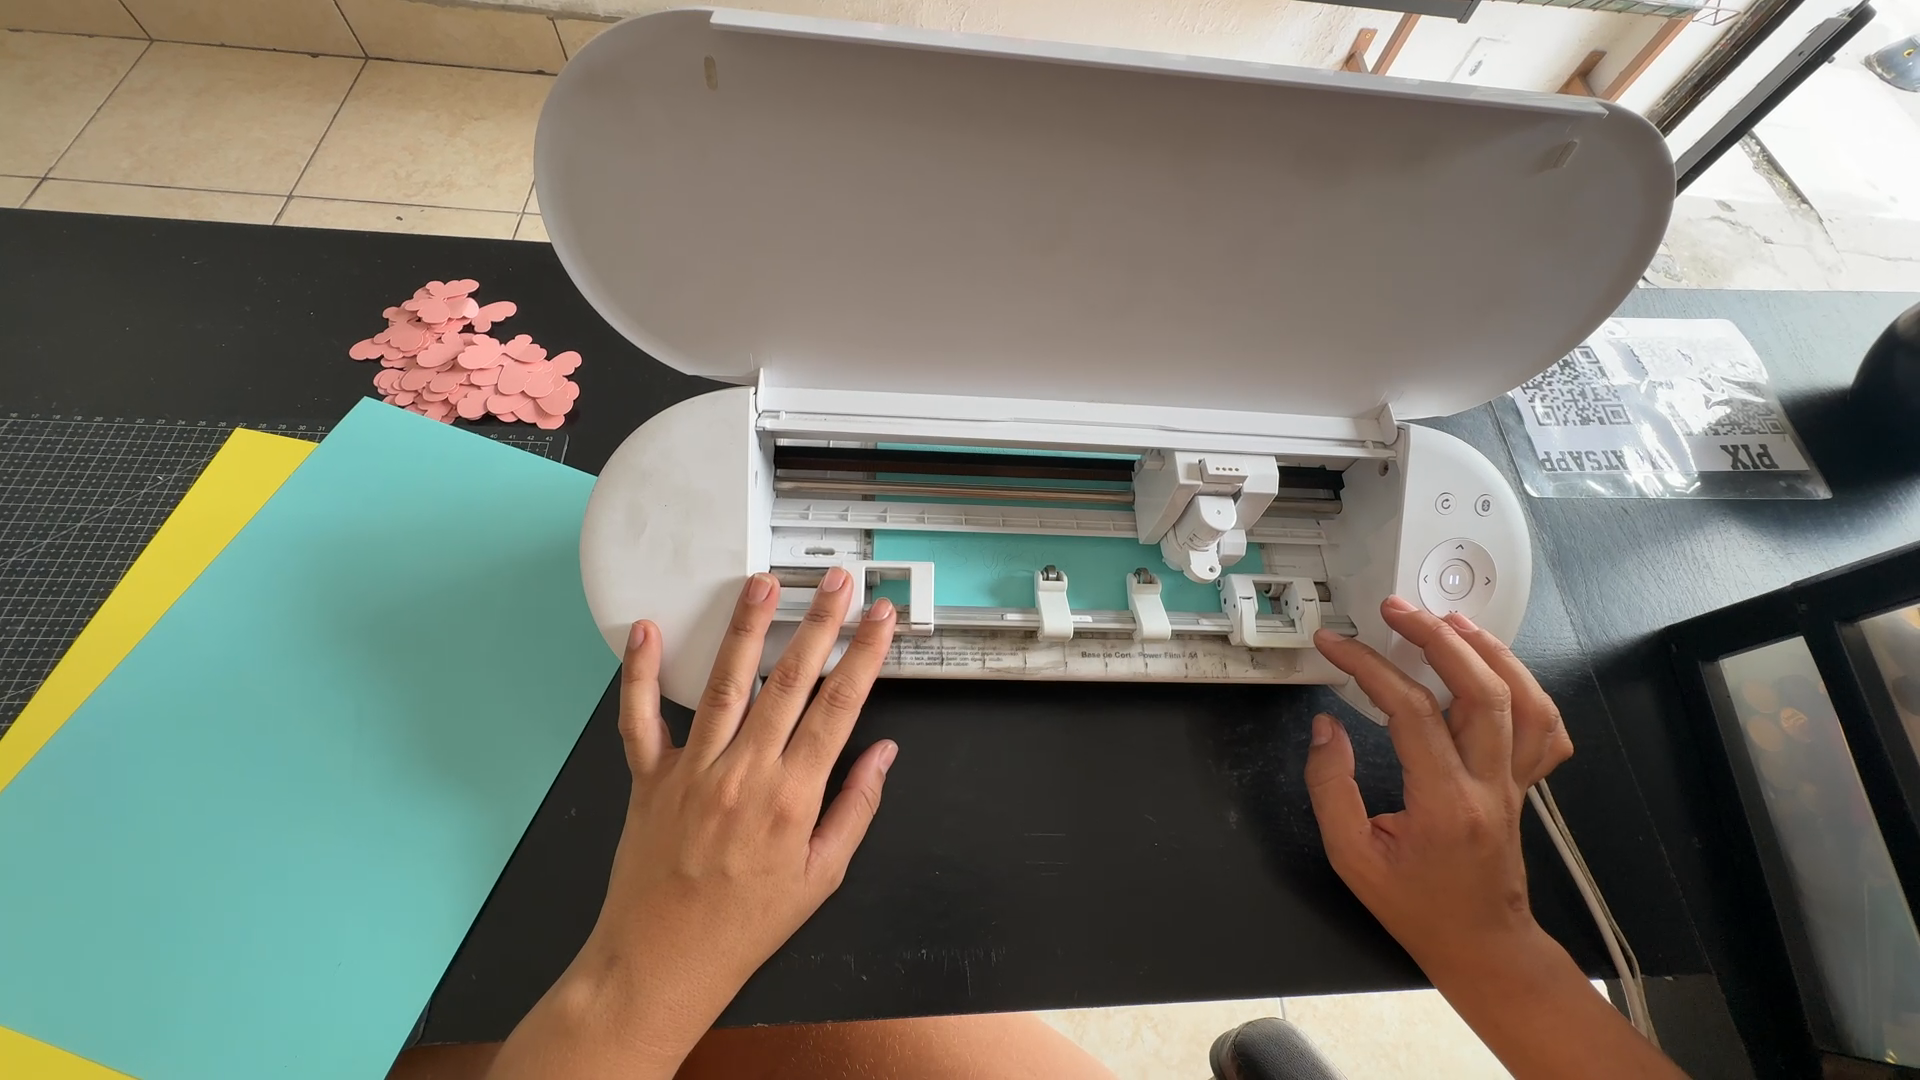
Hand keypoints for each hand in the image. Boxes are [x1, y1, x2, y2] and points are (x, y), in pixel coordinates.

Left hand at [495, 568, 897, 1077]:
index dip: (864, 655)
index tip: (879, 619)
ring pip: (724, 685)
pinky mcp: (650, 777)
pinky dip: (638, 674)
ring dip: (747, 629)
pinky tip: (646, 631)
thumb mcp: (821, 876)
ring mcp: (693, 771)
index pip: (838, 707)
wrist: (661, 963)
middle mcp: (743, 773)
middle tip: (837, 584)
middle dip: (819, 625)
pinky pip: (640, 718)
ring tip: (764, 584)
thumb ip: (857, 808)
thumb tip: (884, 755)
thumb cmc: (746, 924)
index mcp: (792, 798)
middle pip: (789, 682)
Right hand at [1304, 596, 1572, 979]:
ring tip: (1450, 621)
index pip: (1410, 711)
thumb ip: (1330, 785)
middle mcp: (1490, 785)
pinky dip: (1527, 689)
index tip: (1334, 643)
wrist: (1481, 943)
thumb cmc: (1412, 904)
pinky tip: (1495, 668)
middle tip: (1397, 609)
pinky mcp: (1523, 784)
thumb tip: (1326, 727)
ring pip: (1526, 702)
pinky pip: (1545, 730)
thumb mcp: (1349, 854)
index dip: (1368, 666)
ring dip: (1491, 652)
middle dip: (1437, 639)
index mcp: (1444, 802)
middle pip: (1482, 692)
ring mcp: (1516, 783)